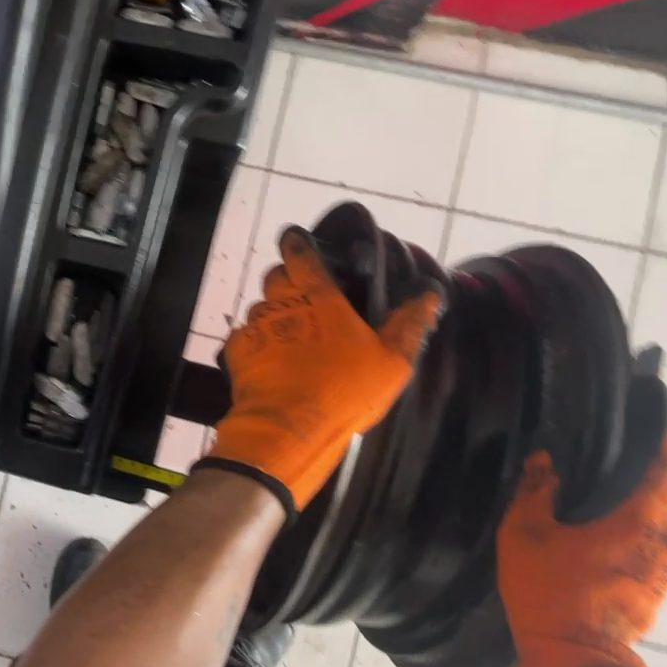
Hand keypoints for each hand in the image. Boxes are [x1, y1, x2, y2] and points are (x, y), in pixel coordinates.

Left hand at [197, 226, 440, 513]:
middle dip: (286, 278)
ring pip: (259, 306)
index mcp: (318, 296)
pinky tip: (271, 359)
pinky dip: (256, 342)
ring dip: (273, 313)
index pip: (301, 255)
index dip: (297, 244)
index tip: (295, 239)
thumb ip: (409, 323)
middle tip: (304, 294)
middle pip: (275, 277)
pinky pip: (245, 337)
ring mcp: (254, 327)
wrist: (287, 427)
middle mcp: (281, 303)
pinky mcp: (236, 353)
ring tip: (291, 334)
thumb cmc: (344, 389)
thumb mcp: (392, 360)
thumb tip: (429, 294)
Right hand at [498, 438, 666, 666]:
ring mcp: (665, 568)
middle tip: (608, 451)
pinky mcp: (655, 589)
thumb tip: (544, 460)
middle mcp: (665, 540)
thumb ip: (536, 492)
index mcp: (641, 519)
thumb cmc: (550, 589)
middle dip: (639, 472)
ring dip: (634, 505)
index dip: (657, 440)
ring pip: (654, 522)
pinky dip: (629, 529)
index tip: (651, 415)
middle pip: (660, 494)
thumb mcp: (526, 533)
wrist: (575, 656)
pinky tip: (599, 529)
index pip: (660, 468)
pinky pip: (647, 545)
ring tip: (601, 489)